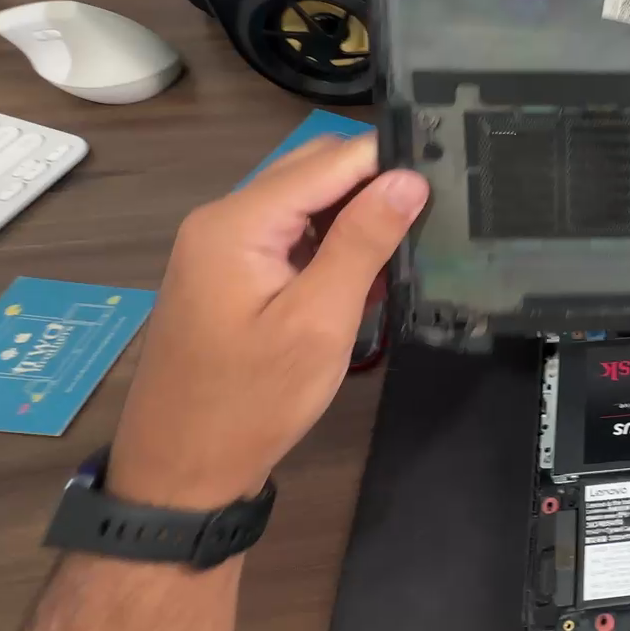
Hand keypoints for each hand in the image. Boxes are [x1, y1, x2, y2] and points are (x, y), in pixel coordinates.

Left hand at [107, 134, 429, 509]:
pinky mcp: (234, 269)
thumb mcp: (320, 320)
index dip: (390, 161)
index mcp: (239, 222)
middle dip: (376, 179)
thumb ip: (363, 242)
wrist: (182, 470)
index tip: (447, 174)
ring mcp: (225, 244)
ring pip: (308, 198)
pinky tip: (372, 263)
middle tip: (438, 205)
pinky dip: (336, 236)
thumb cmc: (253, 398)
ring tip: (414, 232)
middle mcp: (225, 219)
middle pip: (315, 169)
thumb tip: (409, 180)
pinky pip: (295, 229)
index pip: (330, 161)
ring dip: (359, 208)